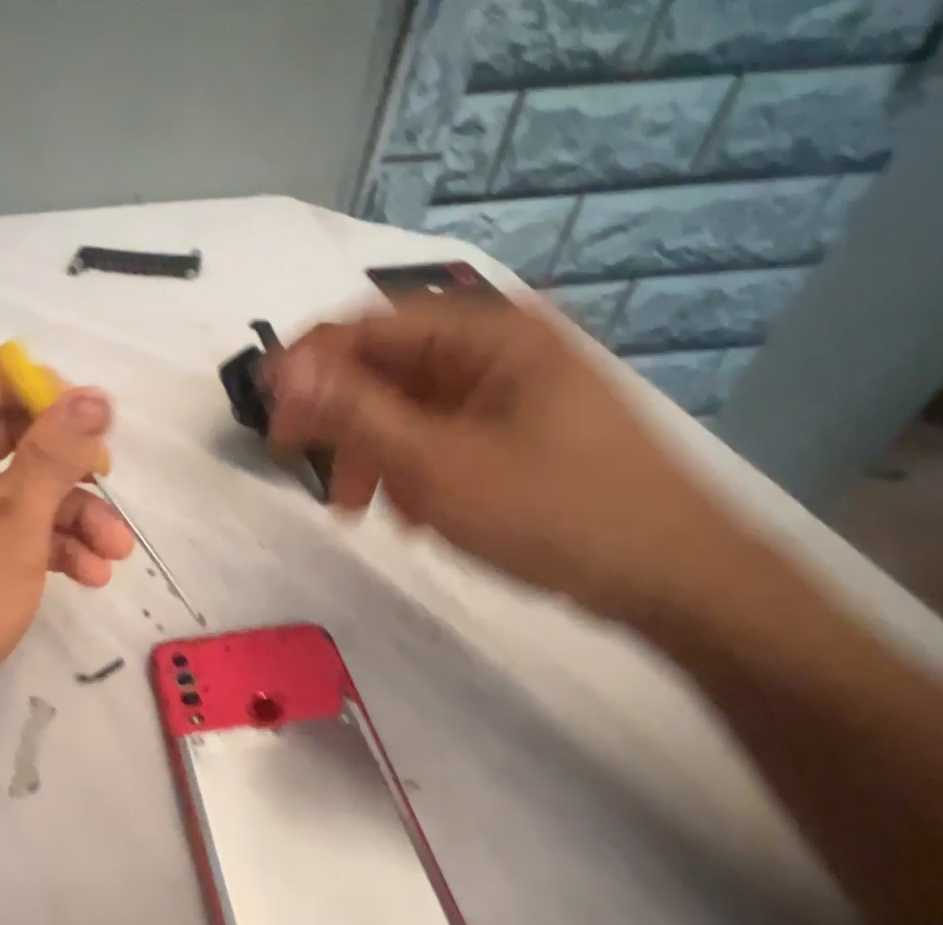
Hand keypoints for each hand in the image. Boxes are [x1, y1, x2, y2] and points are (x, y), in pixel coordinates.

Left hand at [0, 353, 135, 725]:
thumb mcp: (15, 523)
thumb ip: (56, 454)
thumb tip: (92, 393)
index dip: (43, 391)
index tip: (86, 430)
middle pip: (10, 433)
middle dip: (69, 462)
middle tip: (110, 485)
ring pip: (12, 489)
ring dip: (67, 514)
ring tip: (115, 556)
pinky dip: (40, 545)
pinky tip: (86, 577)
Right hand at [267, 297, 758, 621]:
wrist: (676, 580)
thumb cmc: (554, 512)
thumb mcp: (436, 465)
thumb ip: (353, 414)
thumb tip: (282, 370)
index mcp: (488, 332)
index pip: (369, 325)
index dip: (308, 365)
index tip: (266, 415)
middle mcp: (500, 347)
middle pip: (387, 366)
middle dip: (338, 419)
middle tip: (298, 466)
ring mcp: (515, 390)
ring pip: (410, 406)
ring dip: (370, 451)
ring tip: (357, 507)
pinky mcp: (522, 431)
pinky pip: (441, 435)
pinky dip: (410, 467)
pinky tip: (409, 512)